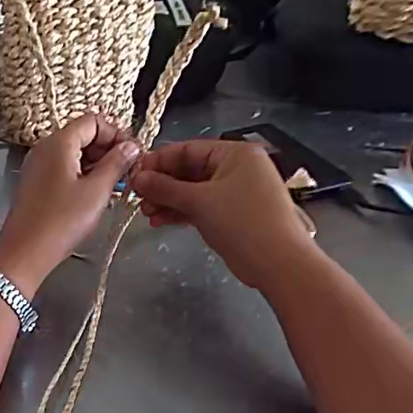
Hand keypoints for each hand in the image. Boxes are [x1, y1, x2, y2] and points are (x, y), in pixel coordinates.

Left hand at [0, 115, 139, 292]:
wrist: (25, 253)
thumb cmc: (62, 221)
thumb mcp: (96, 191)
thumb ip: (117, 163)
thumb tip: (131, 146)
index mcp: (58, 142)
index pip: (93, 121)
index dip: (116, 134)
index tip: (132, 155)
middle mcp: (45, 148)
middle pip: (83, 135)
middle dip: (108, 149)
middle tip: (127, 172)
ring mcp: (38, 166)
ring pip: (74, 153)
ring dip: (97, 164)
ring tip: (115, 186)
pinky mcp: (36, 184)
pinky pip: (64, 169)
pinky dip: (83, 175)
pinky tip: (95, 195)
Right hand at [129, 139, 316, 291]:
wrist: (277, 262)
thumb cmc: (242, 222)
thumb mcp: (200, 201)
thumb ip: (166, 188)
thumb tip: (138, 178)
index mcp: (235, 154)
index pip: (189, 149)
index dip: (159, 161)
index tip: (134, 174)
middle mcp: (236, 168)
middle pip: (189, 170)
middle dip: (162, 184)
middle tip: (138, 197)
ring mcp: (234, 192)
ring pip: (193, 191)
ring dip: (168, 200)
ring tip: (146, 213)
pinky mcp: (231, 214)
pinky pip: (200, 206)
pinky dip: (181, 212)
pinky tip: (160, 220)